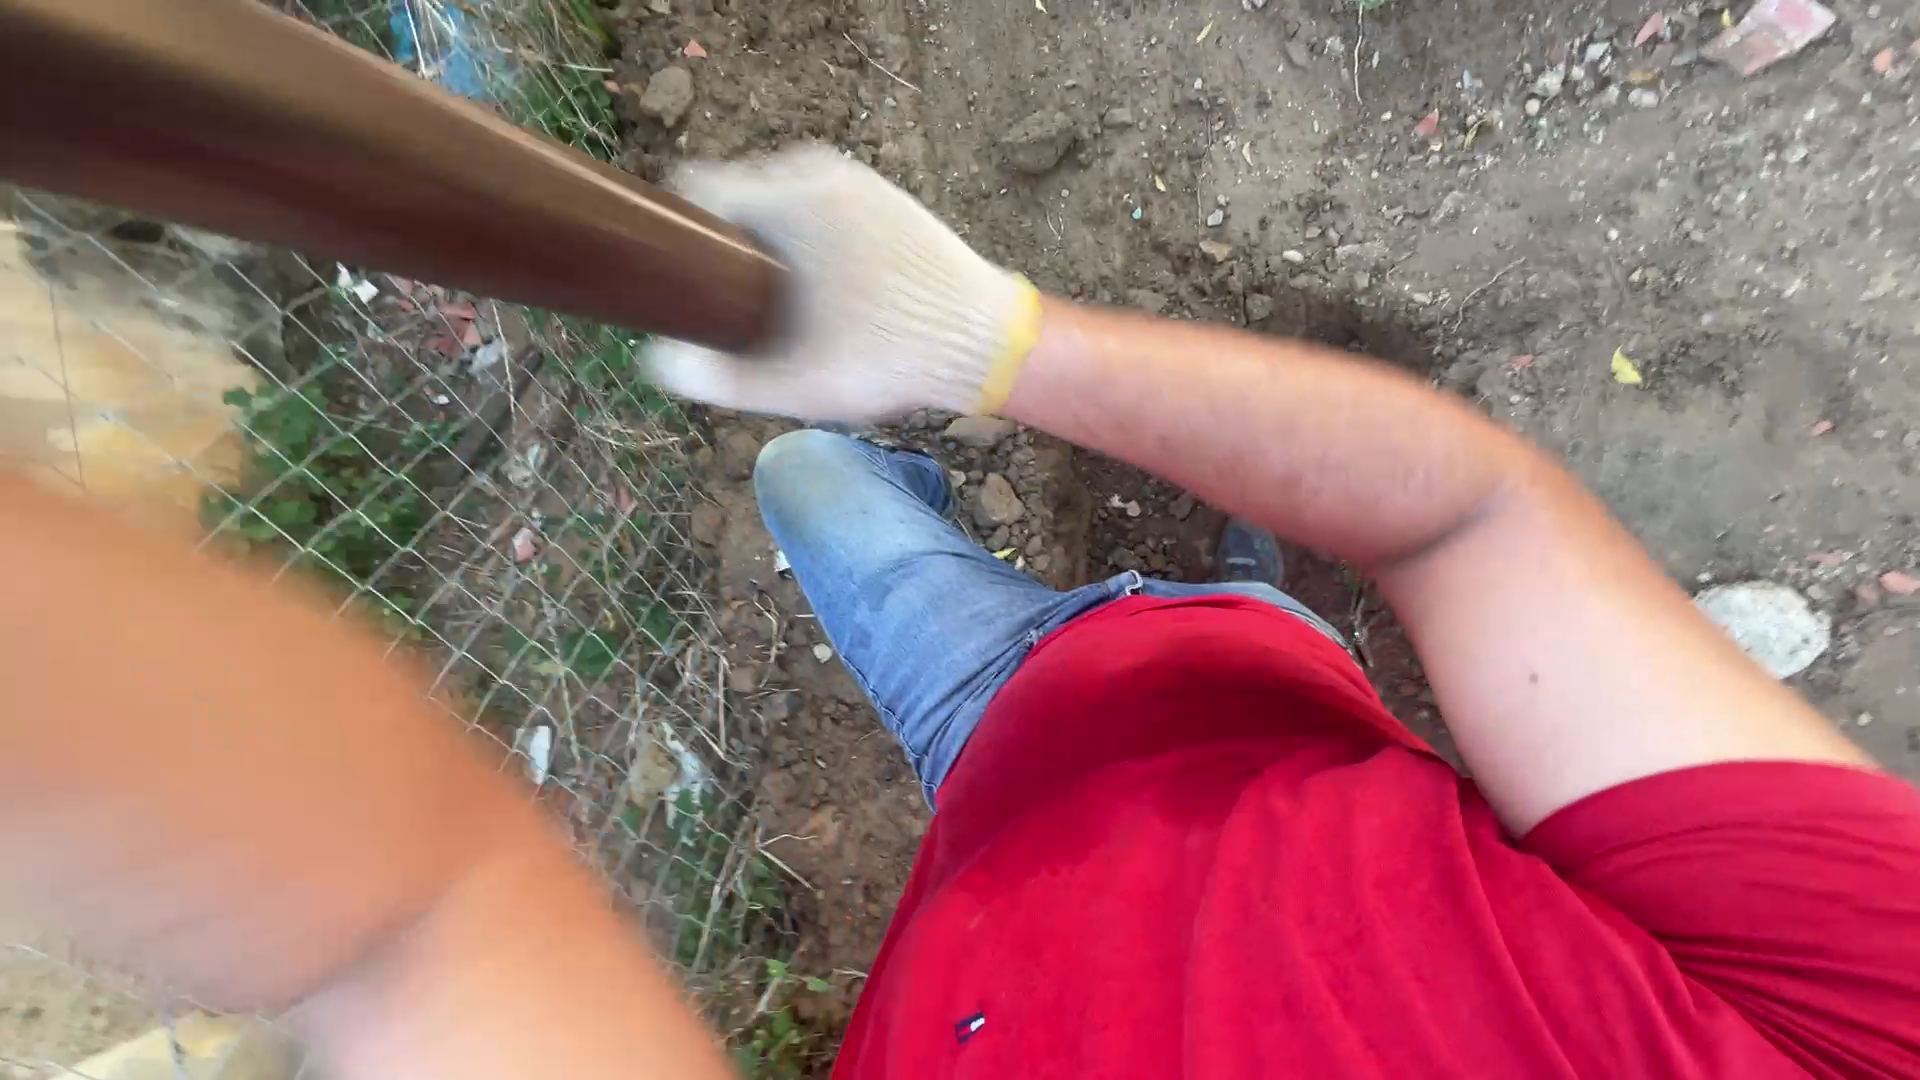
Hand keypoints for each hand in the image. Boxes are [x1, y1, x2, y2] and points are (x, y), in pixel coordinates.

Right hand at [647, 145, 1041, 422]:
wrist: (987, 343)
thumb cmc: (892, 358)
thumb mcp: (801, 385)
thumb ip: (724, 380)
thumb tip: (661, 367)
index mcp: (787, 199)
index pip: (700, 191)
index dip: (692, 241)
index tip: (706, 289)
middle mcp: (822, 172)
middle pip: (746, 204)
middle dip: (743, 254)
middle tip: (764, 316)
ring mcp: (862, 182)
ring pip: (790, 210)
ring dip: (784, 253)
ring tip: (809, 310)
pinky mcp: (891, 201)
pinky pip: (831, 214)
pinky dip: (823, 246)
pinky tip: (844, 294)